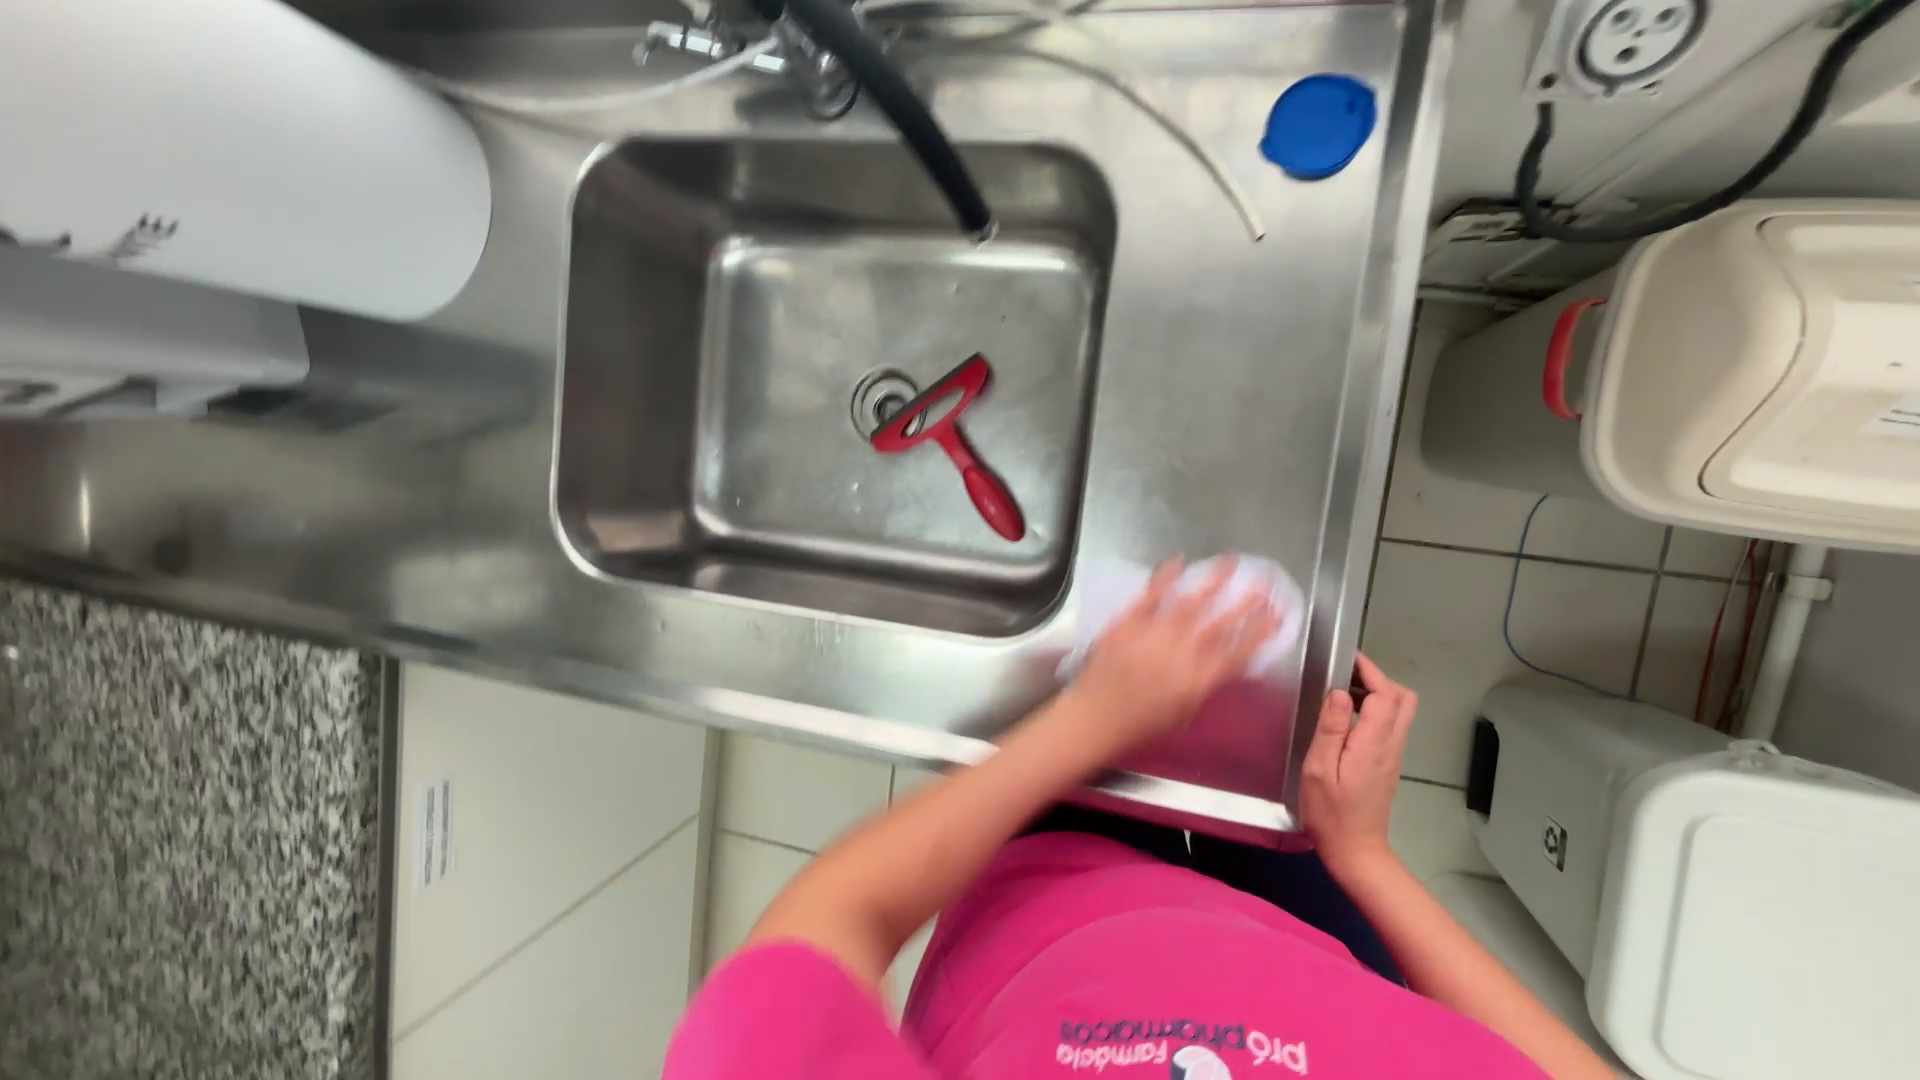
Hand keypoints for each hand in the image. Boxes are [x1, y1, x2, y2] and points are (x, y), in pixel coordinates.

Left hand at [1060, 557, 1282, 761]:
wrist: (1093, 718)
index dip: (1260, 632)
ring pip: (1190, 603)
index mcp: (1198, 681)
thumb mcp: (1184, 713)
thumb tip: (1225, 663)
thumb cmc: (1140, 725)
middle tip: (1263, 583)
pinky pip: (1150, 596)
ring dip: (1212, 581)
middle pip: (1220, 623)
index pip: (1238, 651)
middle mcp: (1181, 654)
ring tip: (1229, 562)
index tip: (1278, 613)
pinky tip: (1178, 561)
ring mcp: (1154, 635)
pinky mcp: (1128, 624)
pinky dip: (1165, 577)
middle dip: (1245, 602)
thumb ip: (1205, 684)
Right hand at [1300, 653, 1415, 878]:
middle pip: (1403, 698)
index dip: (1370, 671)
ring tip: (1341, 691)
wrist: (1356, 850)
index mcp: (1373, 744)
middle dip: (1378, 678)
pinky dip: (1374, 709)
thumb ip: (1330, 729)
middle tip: (1345, 674)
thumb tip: (1339, 692)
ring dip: (1377, 693)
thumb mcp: (1319, 769)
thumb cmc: (1331, 812)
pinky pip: (1390, 725)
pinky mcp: (1387, 763)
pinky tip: (1345, 716)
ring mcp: (1393, 755)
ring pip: (1400, 711)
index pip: (1385, 694)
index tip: (1347, 658)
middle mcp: (1391, 745)